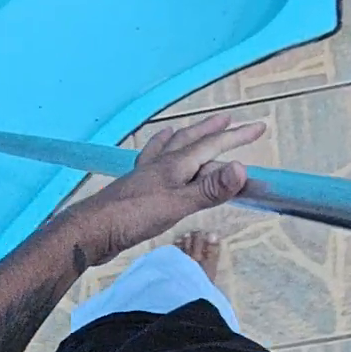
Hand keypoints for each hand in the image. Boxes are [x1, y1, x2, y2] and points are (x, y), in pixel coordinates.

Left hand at [62, 114, 265, 263]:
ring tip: (183, 131)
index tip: (259, 127)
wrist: (91, 231)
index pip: (211, 146)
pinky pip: (150, 165)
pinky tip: (151, 164)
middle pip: (188, 141)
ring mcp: (143, 178)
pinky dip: (156, 157)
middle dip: (210, 130)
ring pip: (166, 150)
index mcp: (173, 166)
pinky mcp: (133, 192)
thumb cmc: (132, 218)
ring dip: (180, 139)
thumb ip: (208, 190)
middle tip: (226, 120)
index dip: (236, 137)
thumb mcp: (176, 205)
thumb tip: (242, 170)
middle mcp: (159, 166)